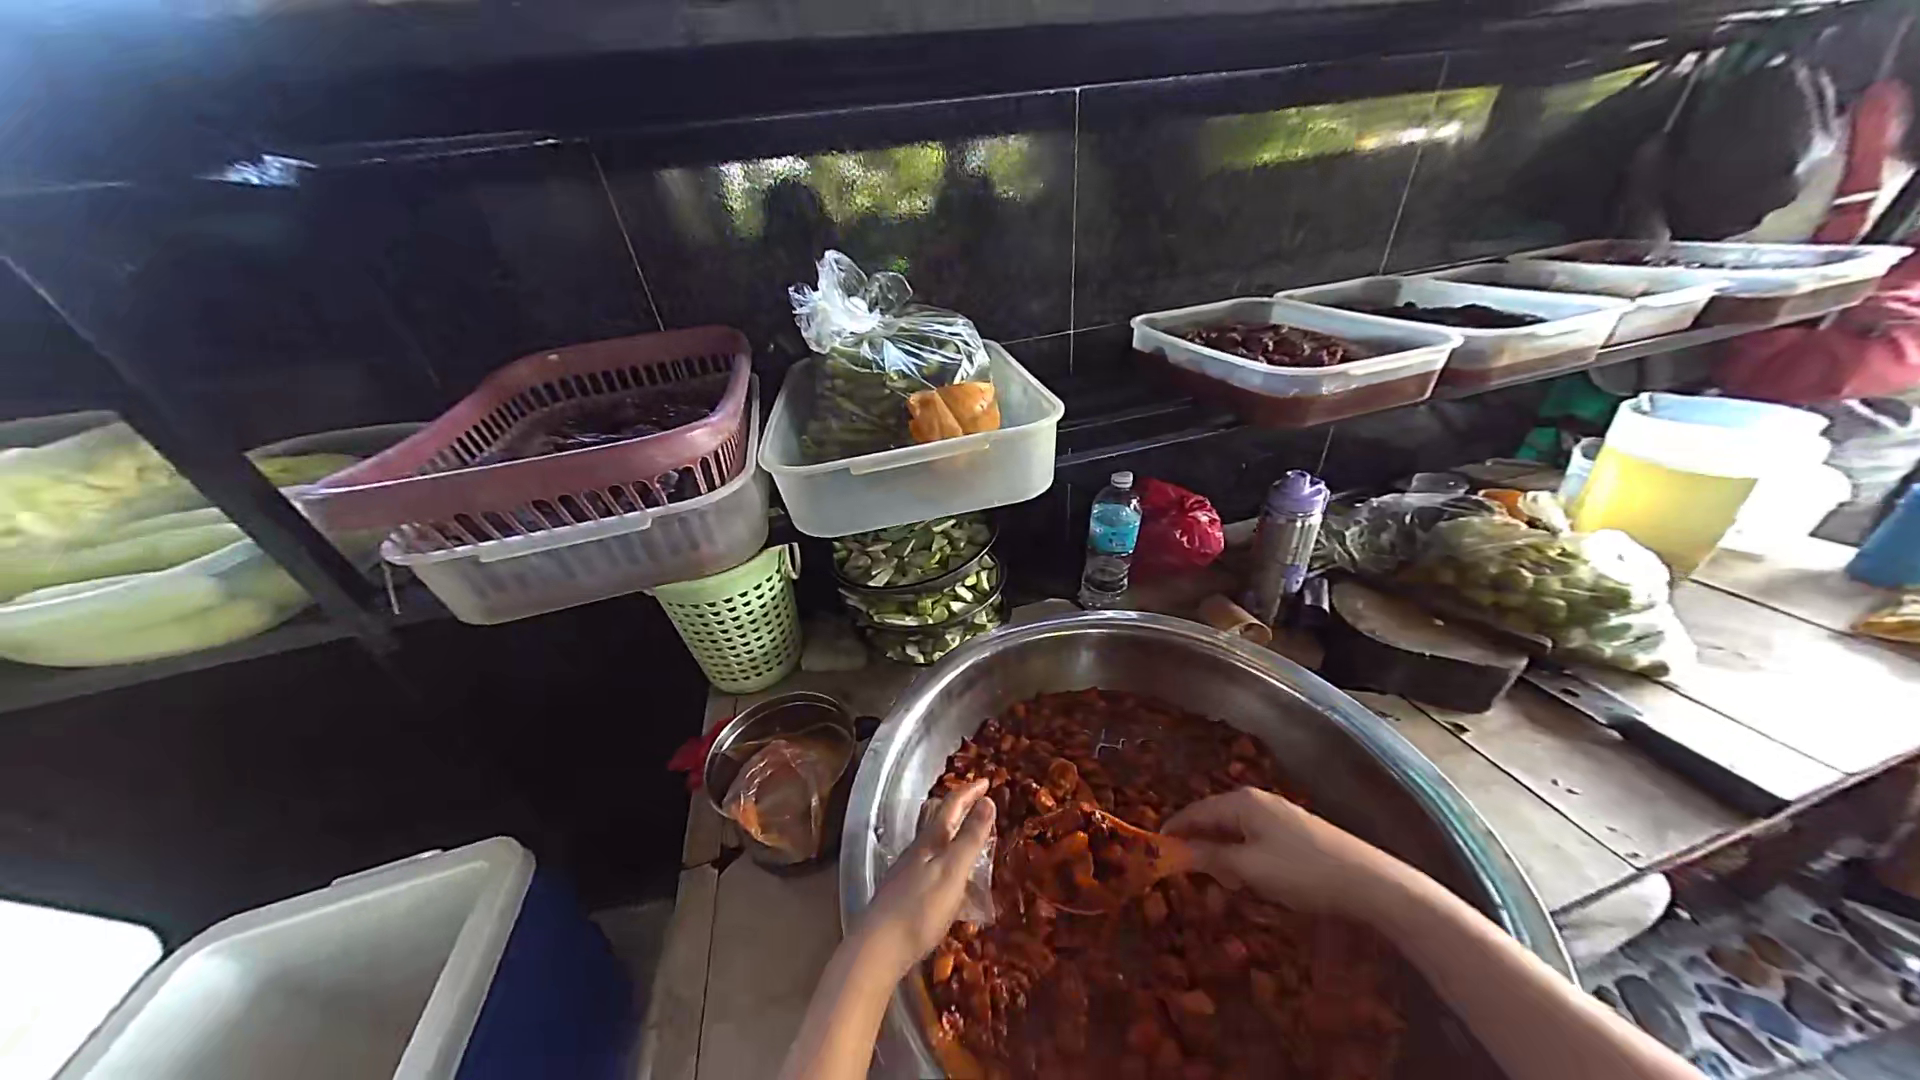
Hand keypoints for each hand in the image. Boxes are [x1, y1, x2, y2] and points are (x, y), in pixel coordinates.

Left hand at [853, 778, 995, 977]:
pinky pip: (931, 865)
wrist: (878, 947)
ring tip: (970, 839)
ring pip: (933, 842)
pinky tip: (951, 880)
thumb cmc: (920, 908)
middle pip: (938, 820)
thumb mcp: (953, 871)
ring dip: (953, 834)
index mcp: (930, 840)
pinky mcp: (904, 894)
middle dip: (958, 808)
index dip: (969, 792)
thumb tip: (987, 801)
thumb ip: (970, 837)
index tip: (986, 781)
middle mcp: (917, 850)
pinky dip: (946, 860)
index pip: (951, 806)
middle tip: (977, 803)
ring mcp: (908, 872)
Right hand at [1162, 787, 1405, 913]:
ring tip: (1232, 887)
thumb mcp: (1249, 868)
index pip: (1194, 812)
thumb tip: (1175, 850)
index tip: (1156, 850)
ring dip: (1226, 858)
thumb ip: (1209, 856)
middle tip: (1197, 879)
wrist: (1371, 883)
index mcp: (1240, 802)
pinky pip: (1255, 840)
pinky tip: (1256, 882)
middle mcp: (1256, 800)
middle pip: (1214, 821)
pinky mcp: (1294, 832)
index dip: (1174, 831)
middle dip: (1202, 849)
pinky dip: (1246, 859)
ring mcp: (1277, 815)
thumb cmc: (1302, 871)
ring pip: (1235, 833)